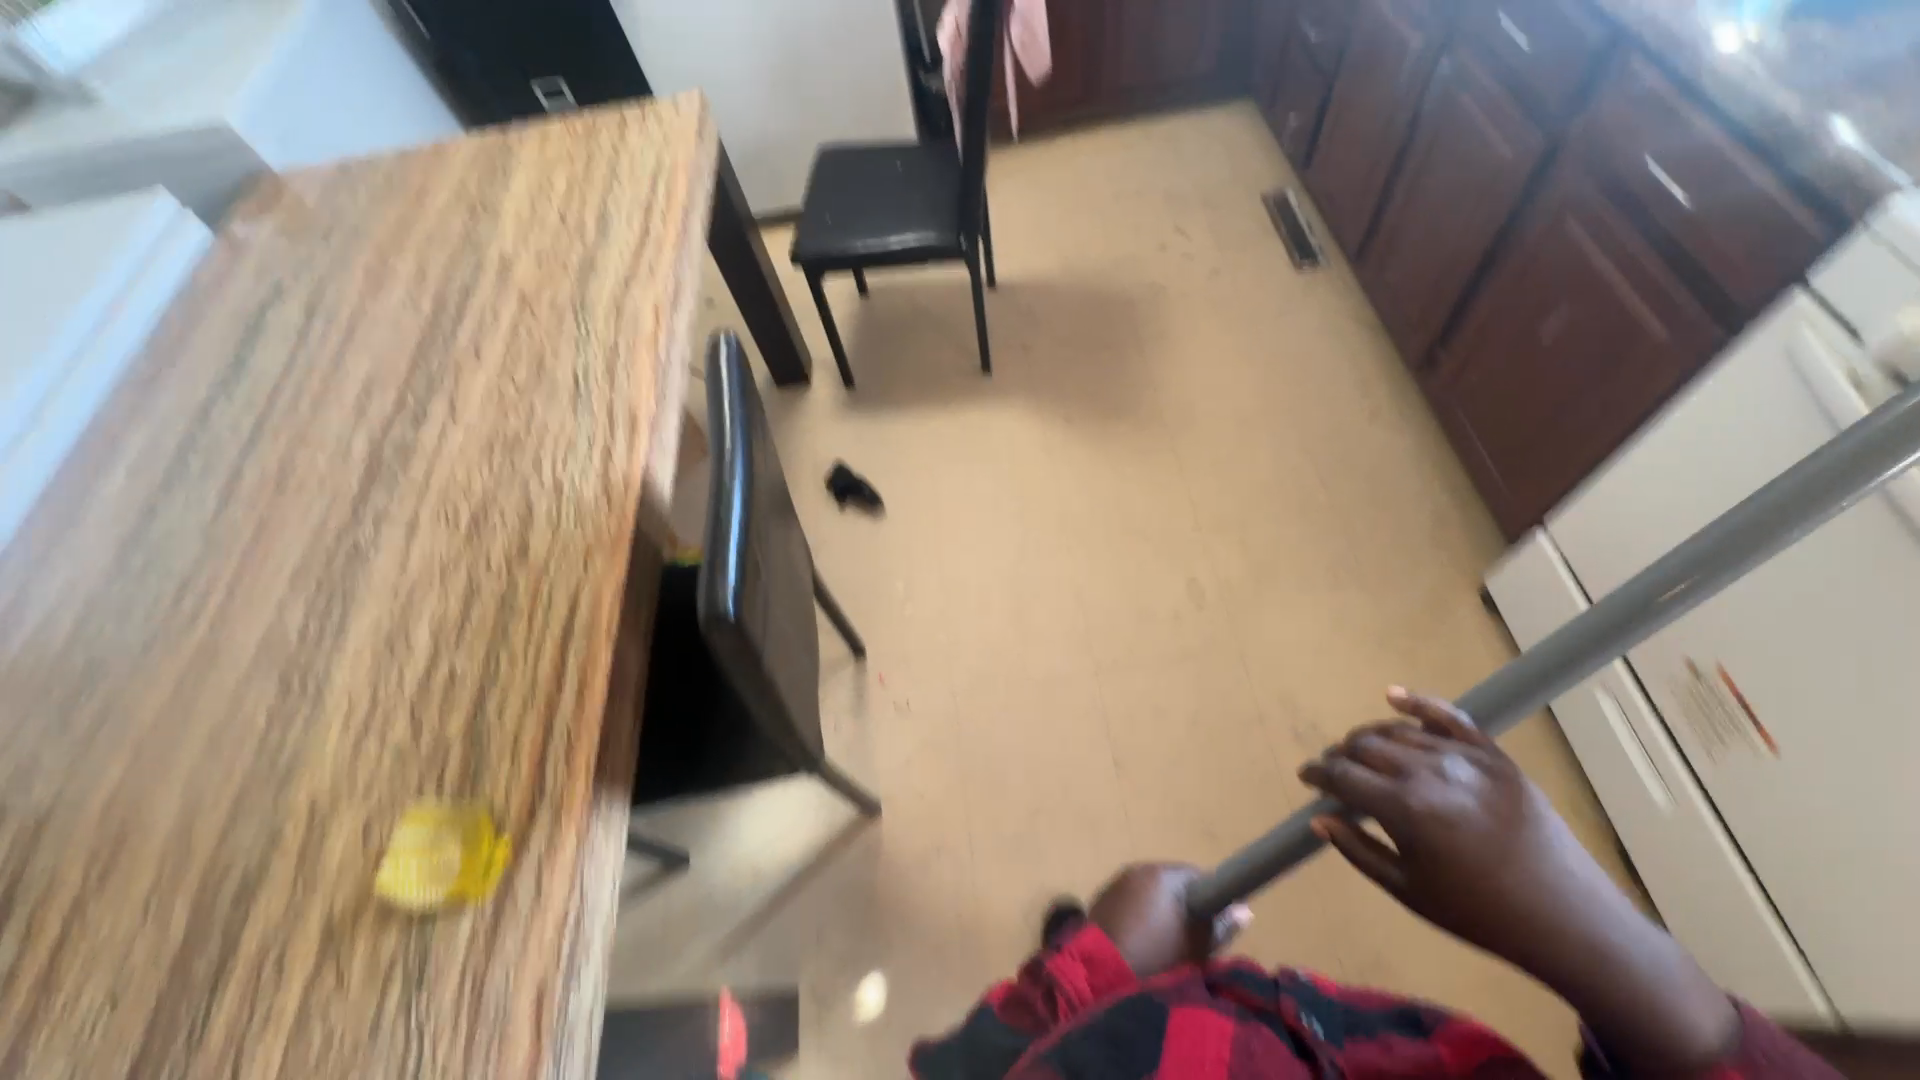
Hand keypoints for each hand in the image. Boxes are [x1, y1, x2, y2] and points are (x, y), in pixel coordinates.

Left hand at [1088, 864, 1249, 977]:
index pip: (1197, 875)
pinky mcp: (1100, 899)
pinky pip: (1129, 902)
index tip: (1214, 921)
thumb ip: (1223, 926)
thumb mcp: (1198, 945)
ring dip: (1159, 909)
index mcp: (1163, 873)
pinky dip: (1138, 915)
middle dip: (1183, 903)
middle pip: (1171, 882)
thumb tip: (1245, 910)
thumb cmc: (1157, 955)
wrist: (1102, 971)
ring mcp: (1116, 883)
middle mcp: (1137, 869)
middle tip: (1191, 936)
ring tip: (1163, 941)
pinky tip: (1140, 940)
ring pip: (1149, 892)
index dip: (1210, 897)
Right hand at [1302, 688, 1739, 1072]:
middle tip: (1333, 772)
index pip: (1342, 774)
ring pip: (1400, 732)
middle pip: (1366, 745)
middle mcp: (1431, 773)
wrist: (1568, 920)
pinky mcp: (1496, 757)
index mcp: (1405, 809)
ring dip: (1370, 738)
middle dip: (1340, 755)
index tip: (1305, 778)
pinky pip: (1451, 717)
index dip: (1316, 773)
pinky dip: (1419, 703)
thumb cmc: (1479, 913)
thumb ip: (1357, 849)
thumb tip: (1318, 818)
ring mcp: (1467, 759)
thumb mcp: (1407, 890)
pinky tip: (1392, 696)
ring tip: (1359, 753)